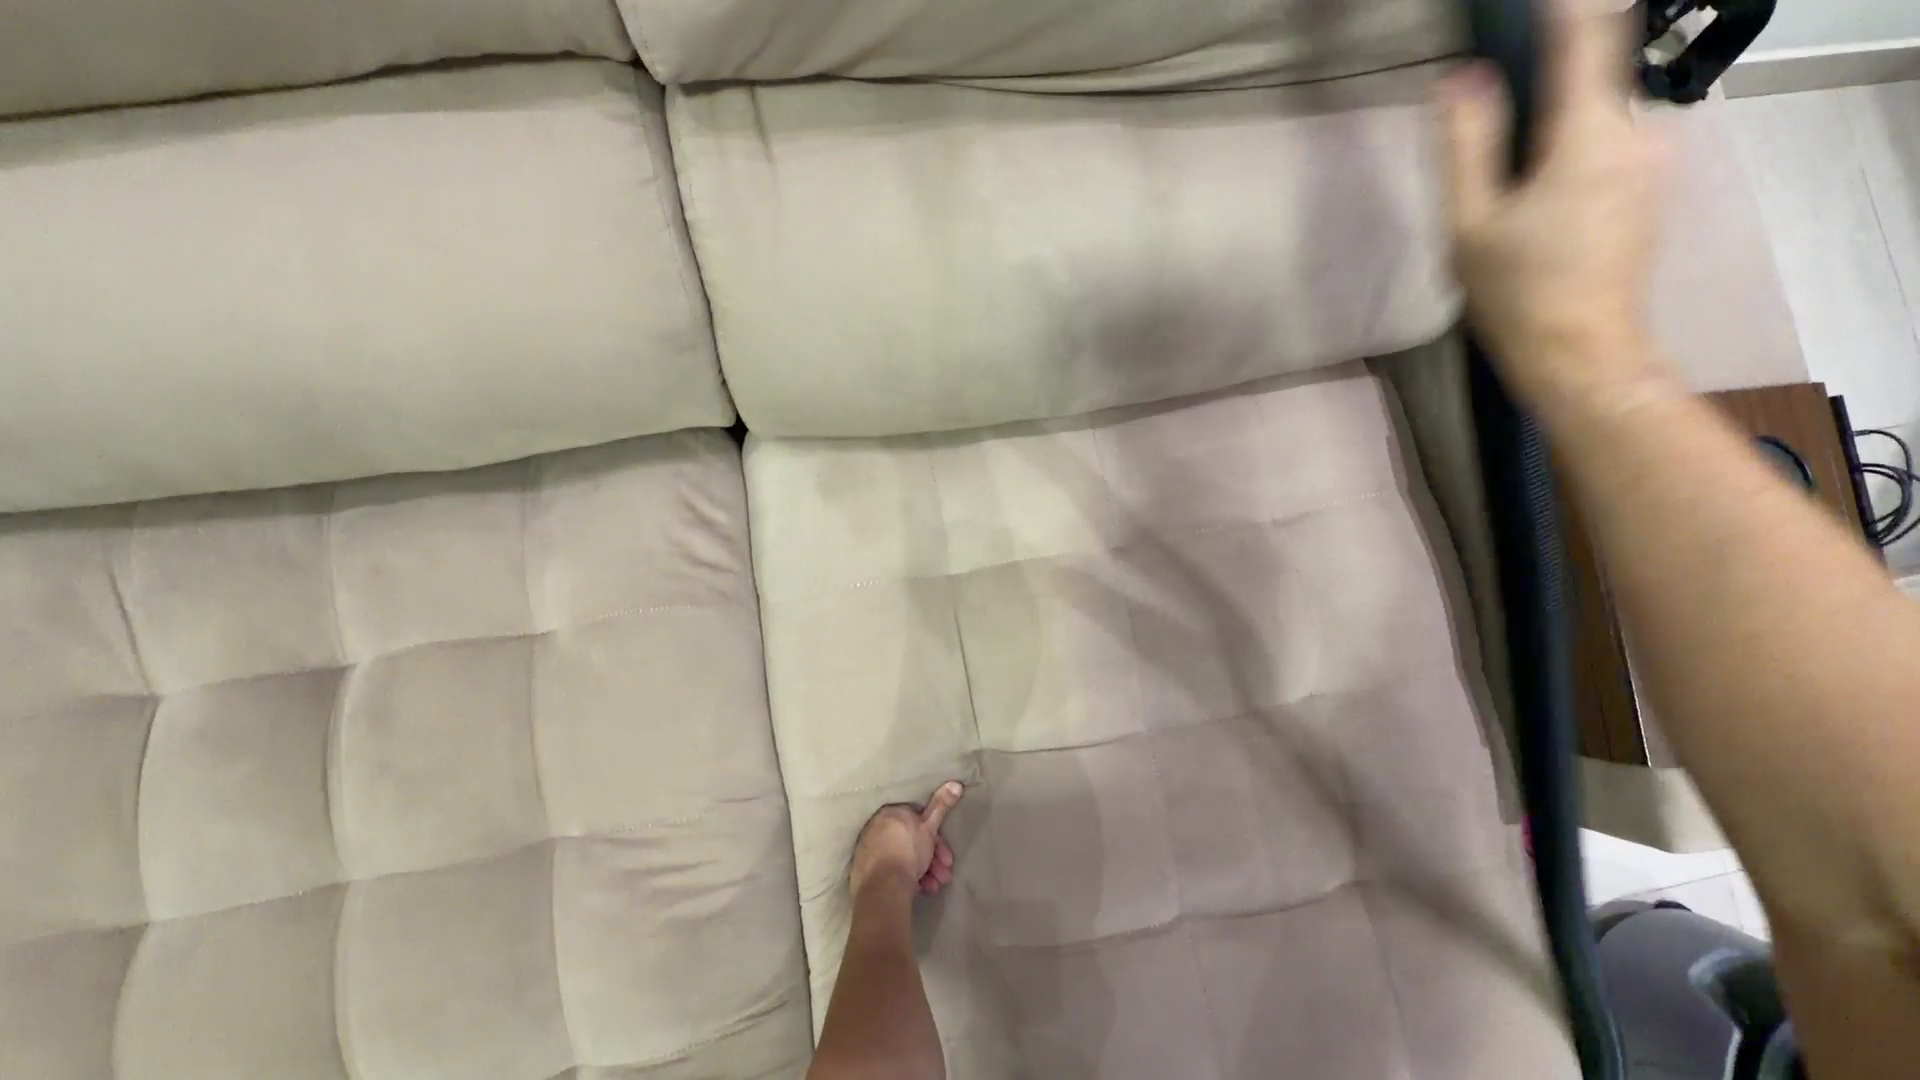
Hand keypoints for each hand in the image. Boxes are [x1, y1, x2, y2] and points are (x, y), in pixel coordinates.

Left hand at [849, 781, 964, 897]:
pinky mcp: (865, 871)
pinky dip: (908, 879)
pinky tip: (919, 890)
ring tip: (934, 888)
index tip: (947, 857)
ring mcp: (869, 850)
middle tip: (944, 876)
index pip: (918, 821)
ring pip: (903, 858)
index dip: (937, 840)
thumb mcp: (929, 827)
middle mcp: (877, 828)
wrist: (883, 885)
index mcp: (891, 813)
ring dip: (924, 873)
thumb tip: (955, 783)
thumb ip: (941, 805)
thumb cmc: (909, 851)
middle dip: (933, 860)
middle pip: (912, 842)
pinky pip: (892, 871)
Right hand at [1438, 3, 1669, 393]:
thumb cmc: (1516, 292)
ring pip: (1601, 112)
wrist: (1582, 352)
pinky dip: (1578, 146)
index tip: (1539, 5)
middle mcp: (1639, 131)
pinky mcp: (1657, 183)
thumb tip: (1461, 78)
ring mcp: (1657, 157)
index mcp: (1588, 134)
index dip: (1563, 8)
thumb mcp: (1469, 223)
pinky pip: (1613, 140)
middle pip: (1593, 77)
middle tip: (1496, 129)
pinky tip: (1543, 195)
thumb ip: (1466, 144)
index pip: (1587, 36)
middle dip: (1548, 87)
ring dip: (1561, 123)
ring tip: (1513, 173)